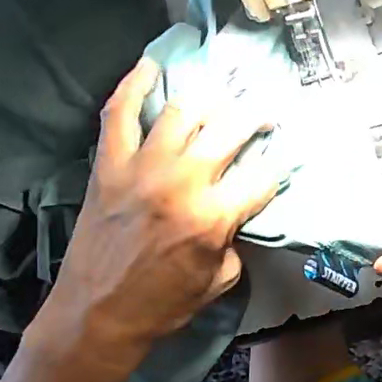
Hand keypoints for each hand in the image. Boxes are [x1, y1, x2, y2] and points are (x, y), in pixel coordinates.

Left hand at [32, 59, 280, 365]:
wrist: (96, 314)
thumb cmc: (162, 305)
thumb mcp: (218, 281)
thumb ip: (235, 240)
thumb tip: (239, 211)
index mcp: (213, 218)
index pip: (261, 176)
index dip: (278, 163)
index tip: (284, 153)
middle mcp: (182, 183)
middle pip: (229, 131)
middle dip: (255, 117)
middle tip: (264, 112)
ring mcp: (142, 167)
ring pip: (182, 113)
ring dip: (208, 97)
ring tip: (222, 92)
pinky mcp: (109, 164)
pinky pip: (119, 112)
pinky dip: (134, 85)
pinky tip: (152, 67)